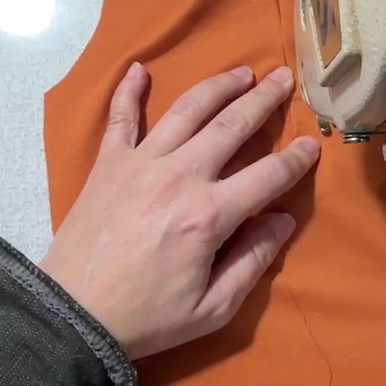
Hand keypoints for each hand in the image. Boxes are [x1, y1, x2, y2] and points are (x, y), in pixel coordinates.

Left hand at [41, 64, 320, 359]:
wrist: (72, 314)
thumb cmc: (145, 317)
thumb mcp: (212, 308)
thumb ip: (253, 261)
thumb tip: (283, 220)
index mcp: (209, 215)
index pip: (267, 176)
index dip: (295, 159)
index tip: (312, 144)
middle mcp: (179, 176)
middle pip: (231, 126)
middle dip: (263, 100)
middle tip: (283, 78)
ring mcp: (141, 163)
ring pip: (186, 111)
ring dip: (217, 86)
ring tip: (240, 72)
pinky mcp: (108, 163)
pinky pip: (121, 118)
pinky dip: (128, 90)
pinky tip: (138, 68)